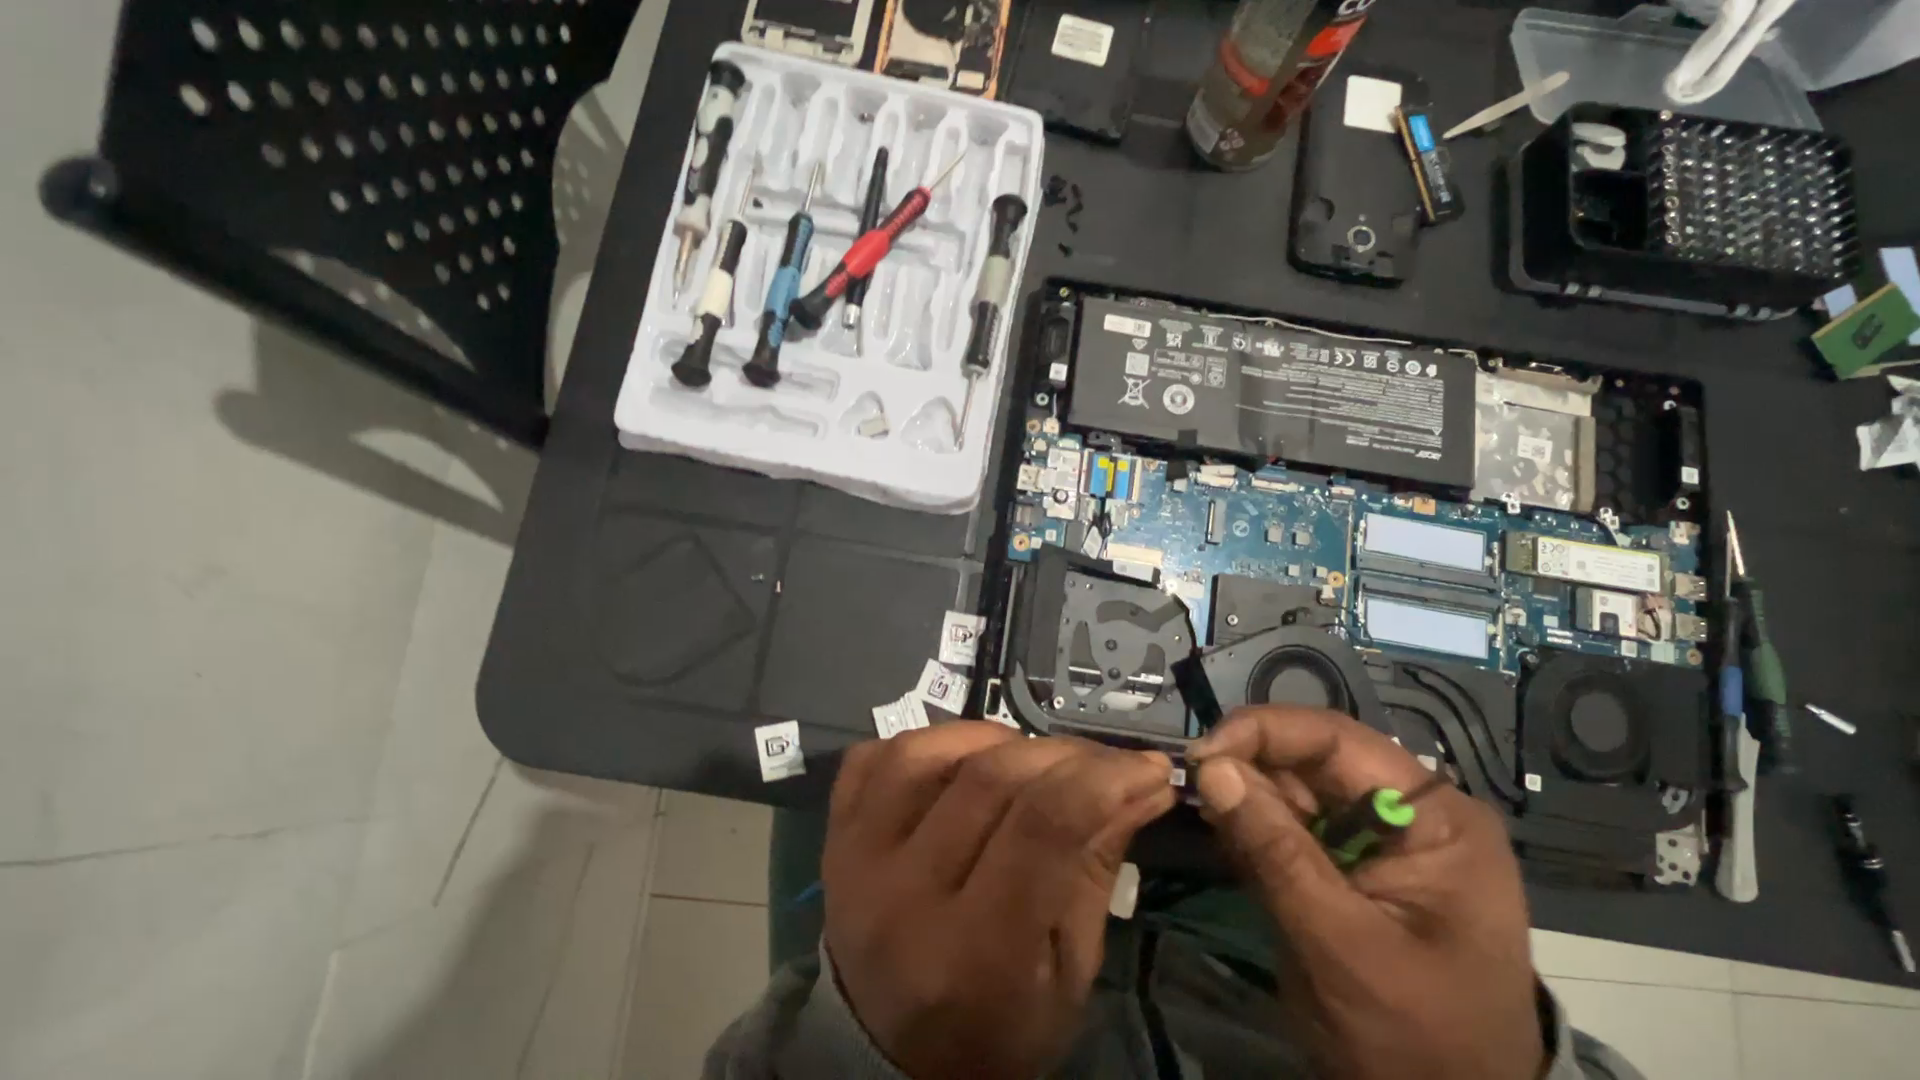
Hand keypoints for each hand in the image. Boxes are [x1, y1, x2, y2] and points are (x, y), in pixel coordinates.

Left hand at [822, 723, 1176, 1079]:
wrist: (888, 1056)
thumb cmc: (996, 1028)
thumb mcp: (1068, 973)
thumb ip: (1095, 869)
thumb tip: (1141, 781)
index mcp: (976, 951)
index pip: (1043, 827)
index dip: (1103, 780)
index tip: (1146, 768)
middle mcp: (904, 897)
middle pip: (989, 781)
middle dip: (1062, 756)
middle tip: (1101, 764)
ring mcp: (855, 861)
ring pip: (923, 755)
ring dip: (991, 739)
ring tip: (1030, 757)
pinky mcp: (832, 840)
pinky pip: (870, 759)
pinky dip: (923, 743)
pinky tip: (962, 759)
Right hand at [1190, 707, 1543, 1079]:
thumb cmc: (1415, 1035)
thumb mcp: (1341, 944)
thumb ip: (1275, 851)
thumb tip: (1210, 768)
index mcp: (1435, 817)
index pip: (1338, 740)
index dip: (1264, 732)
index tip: (1200, 755)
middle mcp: (1411, 814)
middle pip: (1315, 762)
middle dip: (1249, 768)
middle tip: (1191, 791)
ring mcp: (1383, 844)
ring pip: (1298, 794)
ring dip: (1247, 801)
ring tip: (1209, 823)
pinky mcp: (1354, 871)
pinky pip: (1296, 831)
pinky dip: (1256, 832)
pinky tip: (1229, 844)